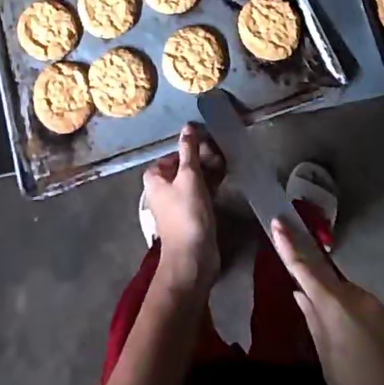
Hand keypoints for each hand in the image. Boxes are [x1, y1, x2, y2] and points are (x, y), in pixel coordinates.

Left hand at [142, 124, 224, 291]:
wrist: (192, 259)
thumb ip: (189, 150)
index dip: (195, 147)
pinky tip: (226, 180)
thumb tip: (188, 126)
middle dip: (204, 159)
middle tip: (224, 157)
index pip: (177, 152)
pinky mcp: (191, 214)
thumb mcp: (190, 177)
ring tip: (228, 166)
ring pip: (194, 179)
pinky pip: (200, 192)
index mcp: (155, 176)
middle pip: (185, 165)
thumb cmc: (188, 214)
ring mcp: (177, 201)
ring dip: (210, 172)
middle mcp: (162, 187)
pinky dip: (211, 186)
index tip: (214, 146)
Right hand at [271, 219, 383, 384]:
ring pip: (355, 302)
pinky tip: (367, 355)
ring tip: (342, 346)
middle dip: (320, 290)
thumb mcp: (328, 366)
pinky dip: (364, 326)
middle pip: (334, 285)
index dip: (290, 245)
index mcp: (339, 307)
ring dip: (344, 312)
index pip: (308, 268)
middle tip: (309, 311)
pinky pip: (375, 317)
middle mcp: (366, 301)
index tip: (279, 220)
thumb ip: (314, 324)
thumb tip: (301, 294)